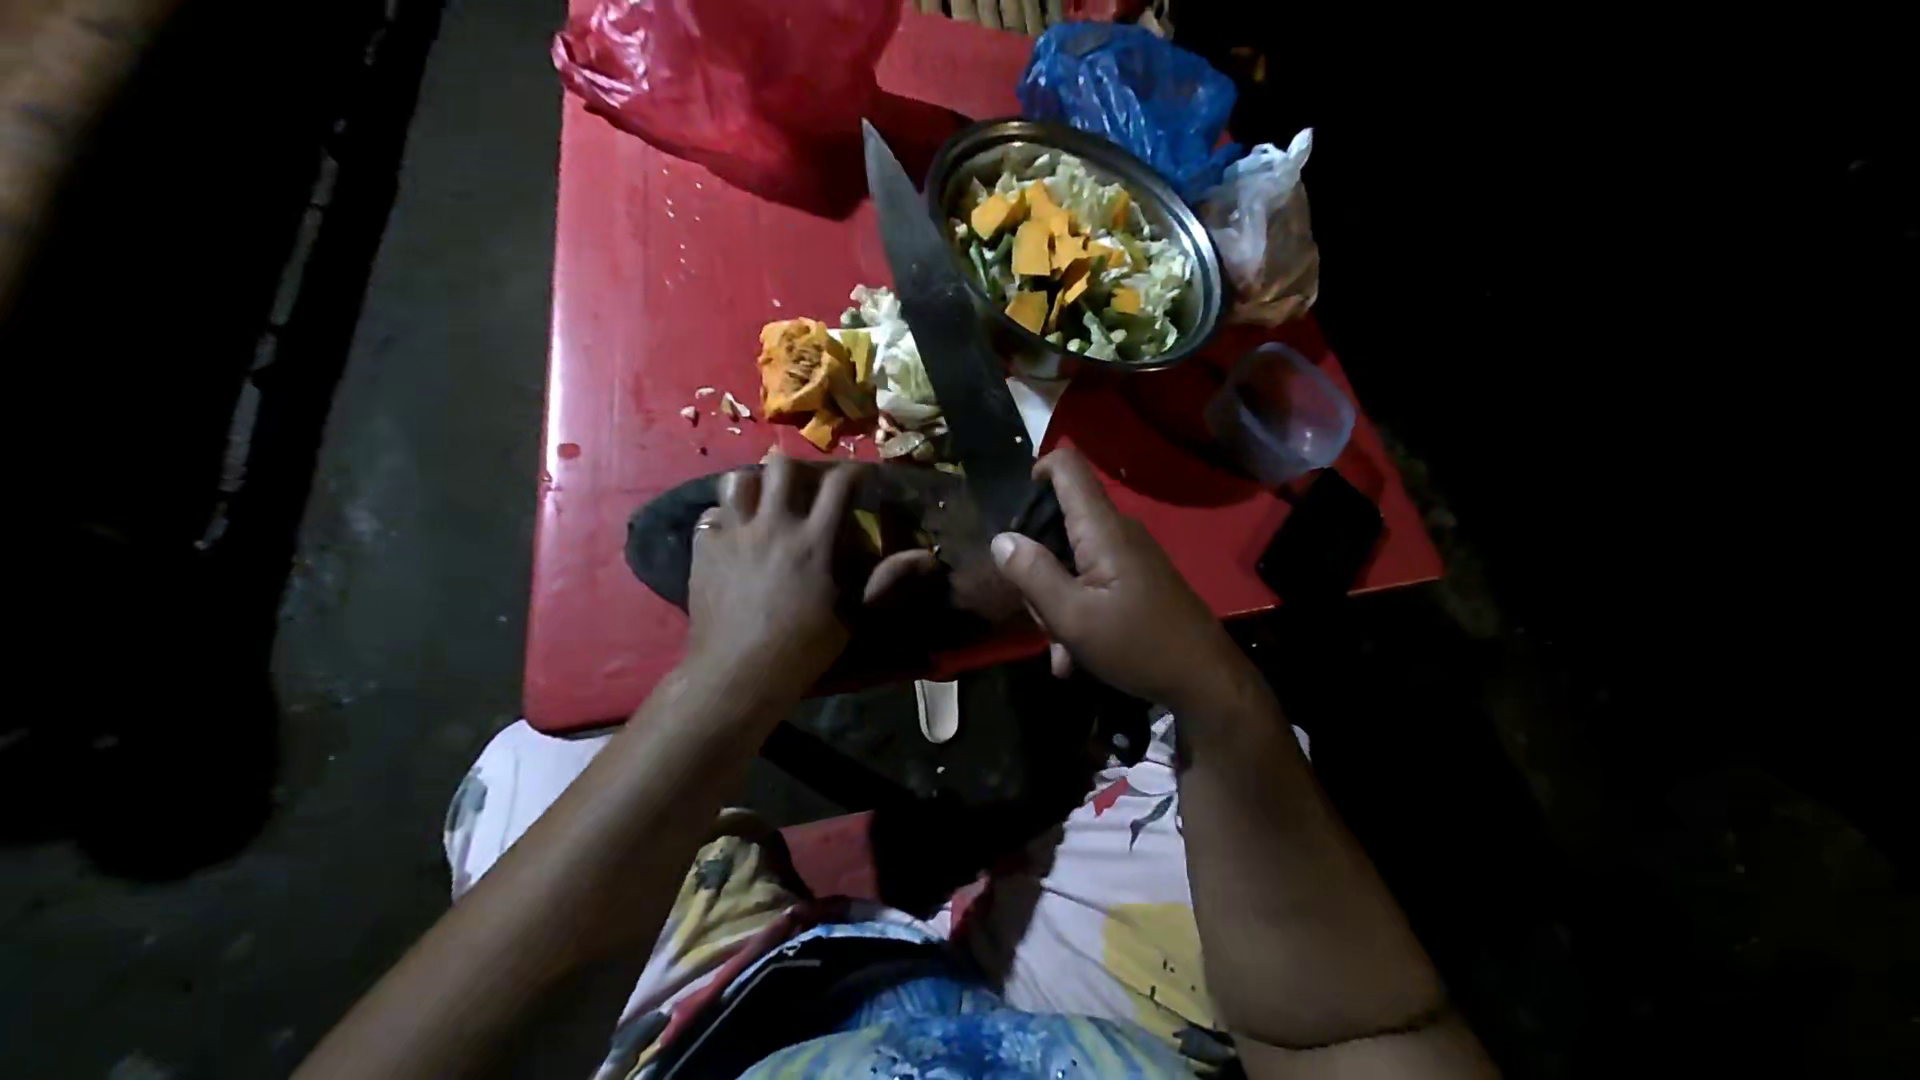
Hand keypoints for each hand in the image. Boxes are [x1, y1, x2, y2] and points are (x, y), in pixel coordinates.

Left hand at [684, 456, 935, 707]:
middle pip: (783, 466)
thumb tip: (928, 557)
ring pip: (739, 479)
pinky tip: (732, 531)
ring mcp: (735, 533)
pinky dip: (724, 515)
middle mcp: (775, 525)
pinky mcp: (705, 547)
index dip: (852, 472)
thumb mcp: (852, 613)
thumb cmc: (804, 646)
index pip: (839, 483)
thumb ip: (885, 578)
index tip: (858, 477)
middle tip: (804, 487)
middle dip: (798, 469)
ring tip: (762, 501)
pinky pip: (711, 512)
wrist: (740, 671)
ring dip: (754, 485)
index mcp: (816, 539)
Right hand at [991, 448, 1249, 709]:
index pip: (1068, 466)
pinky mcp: (1136, 580)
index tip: (1014, 510)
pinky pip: (1092, 583)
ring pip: (1072, 561)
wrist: (1206, 681)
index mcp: (1102, 529)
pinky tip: (1074, 657)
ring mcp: (1129, 557)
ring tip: (1061, 649)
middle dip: (1037, 566)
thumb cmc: (1138, 646)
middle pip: (1060, 524)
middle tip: (1038, 611)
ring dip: (1055, 601)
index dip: (1037, 470)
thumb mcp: (1073, 617)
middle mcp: (1117, 532)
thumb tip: (1001, 539)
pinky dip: (1077, 613)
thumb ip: (1032, 574)